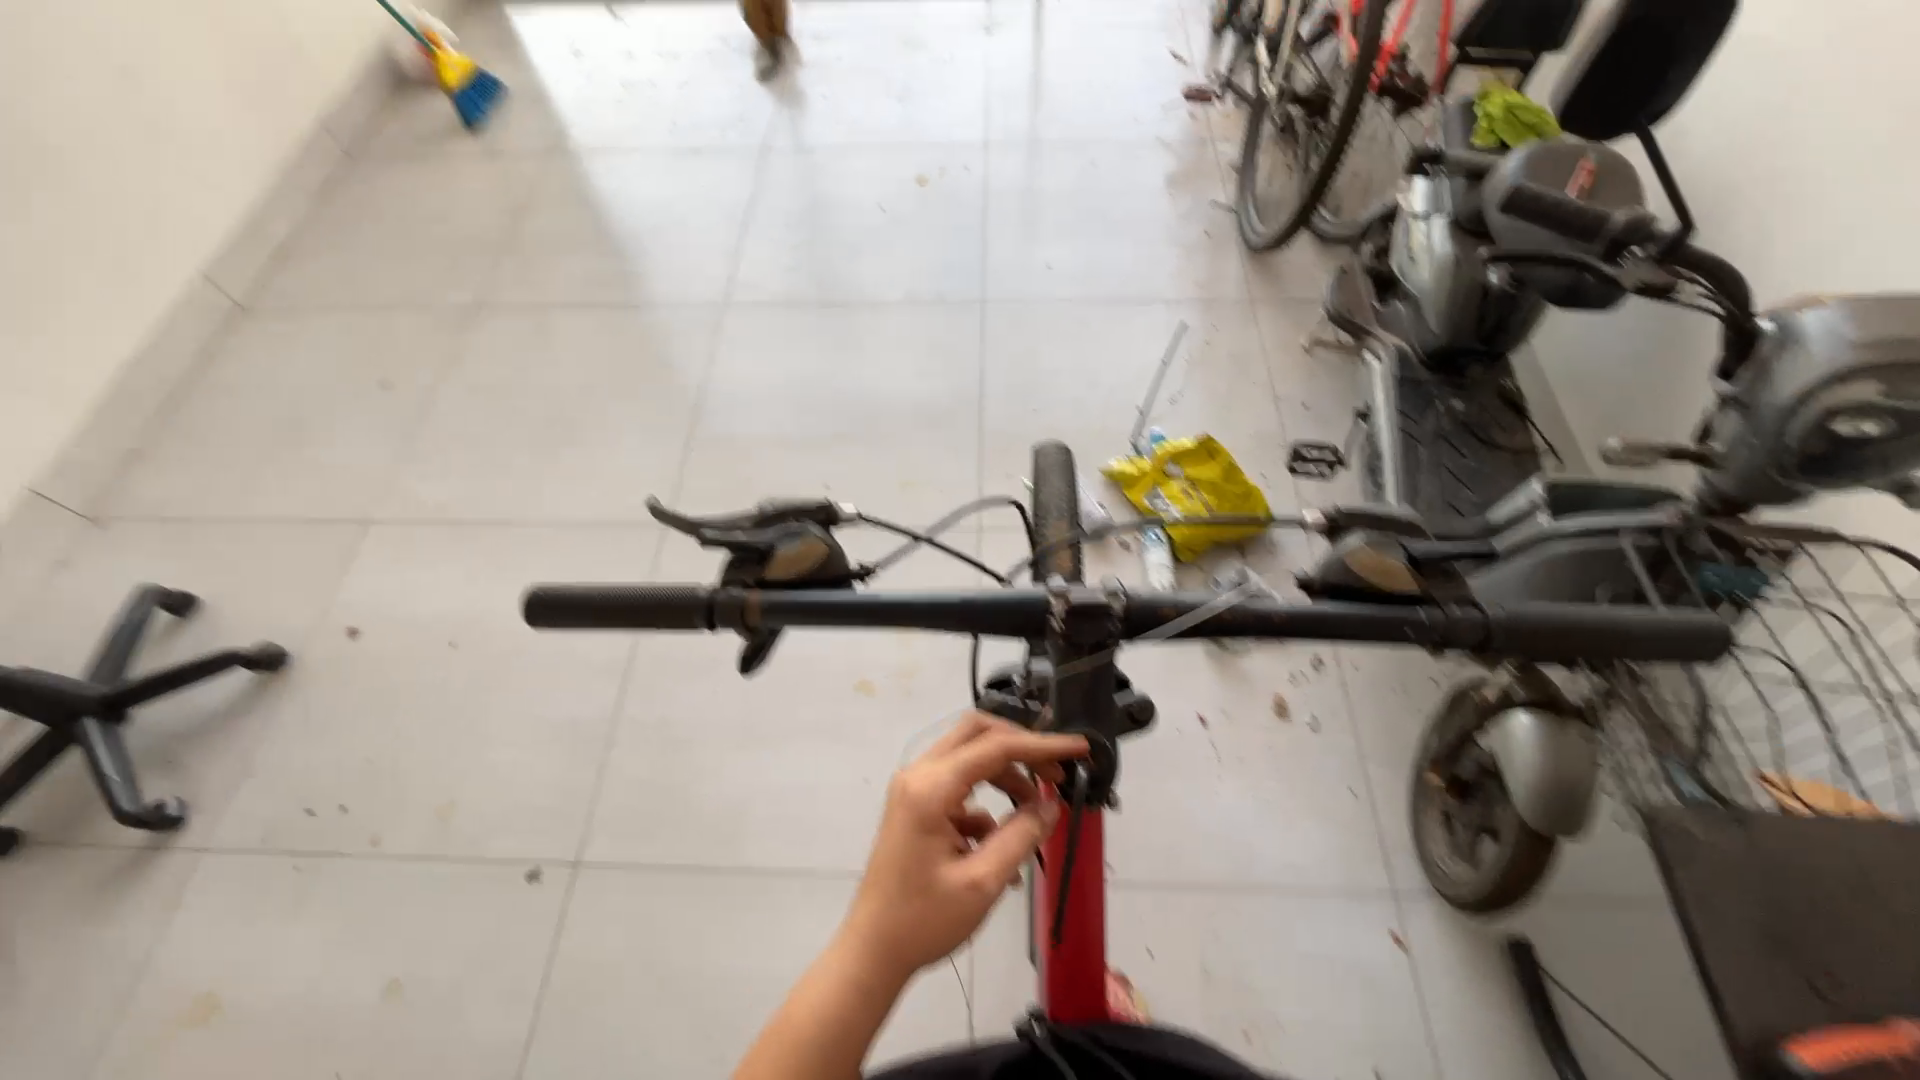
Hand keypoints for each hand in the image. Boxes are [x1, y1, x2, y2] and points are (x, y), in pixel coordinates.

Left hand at [839, 712, 1087, 980]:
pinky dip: (986, 801)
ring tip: (1036, 809)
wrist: (872, 951)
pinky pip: (958, 785)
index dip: (1042, 745)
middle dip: (1022, 746)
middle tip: (1057, 771)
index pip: (995, 747)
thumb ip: (1020, 836)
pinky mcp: (915, 807)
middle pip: (977, 734)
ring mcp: (913, 789)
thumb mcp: (983, 882)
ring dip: (1006, 774)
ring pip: (968, 756)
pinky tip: (1003, 841)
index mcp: (930, 788)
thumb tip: (1050, 804)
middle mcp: (918, 776)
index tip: (1080, 749)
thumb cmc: (923, 920)